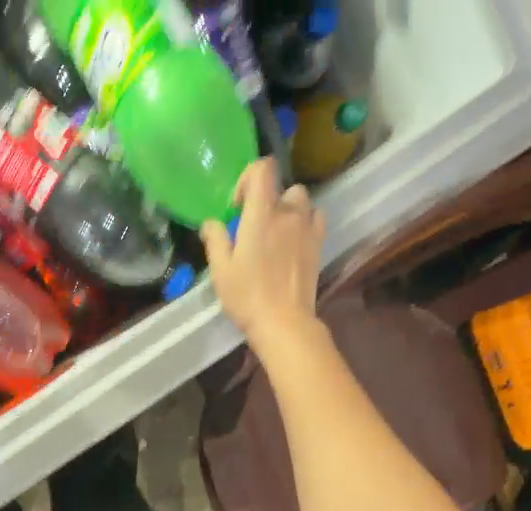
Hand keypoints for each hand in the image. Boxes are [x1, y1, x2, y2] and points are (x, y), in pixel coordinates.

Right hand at [201, 158, 325, 343]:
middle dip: (266, 199)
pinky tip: (293, 239)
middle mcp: (288, 213)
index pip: (263, 169)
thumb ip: (215, 240)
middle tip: (253, 225)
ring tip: (275, 231)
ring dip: (287, 208)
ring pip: (301, 200)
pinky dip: (305, 220)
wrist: (283, 321)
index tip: (238, 206)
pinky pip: (316, 217)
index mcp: (261, 214)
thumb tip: (211, 223)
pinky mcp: (319, 243)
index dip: (248, 178)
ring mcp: (307, 227)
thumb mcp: (221, 270)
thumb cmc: (247, 296)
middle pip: (281, 186)